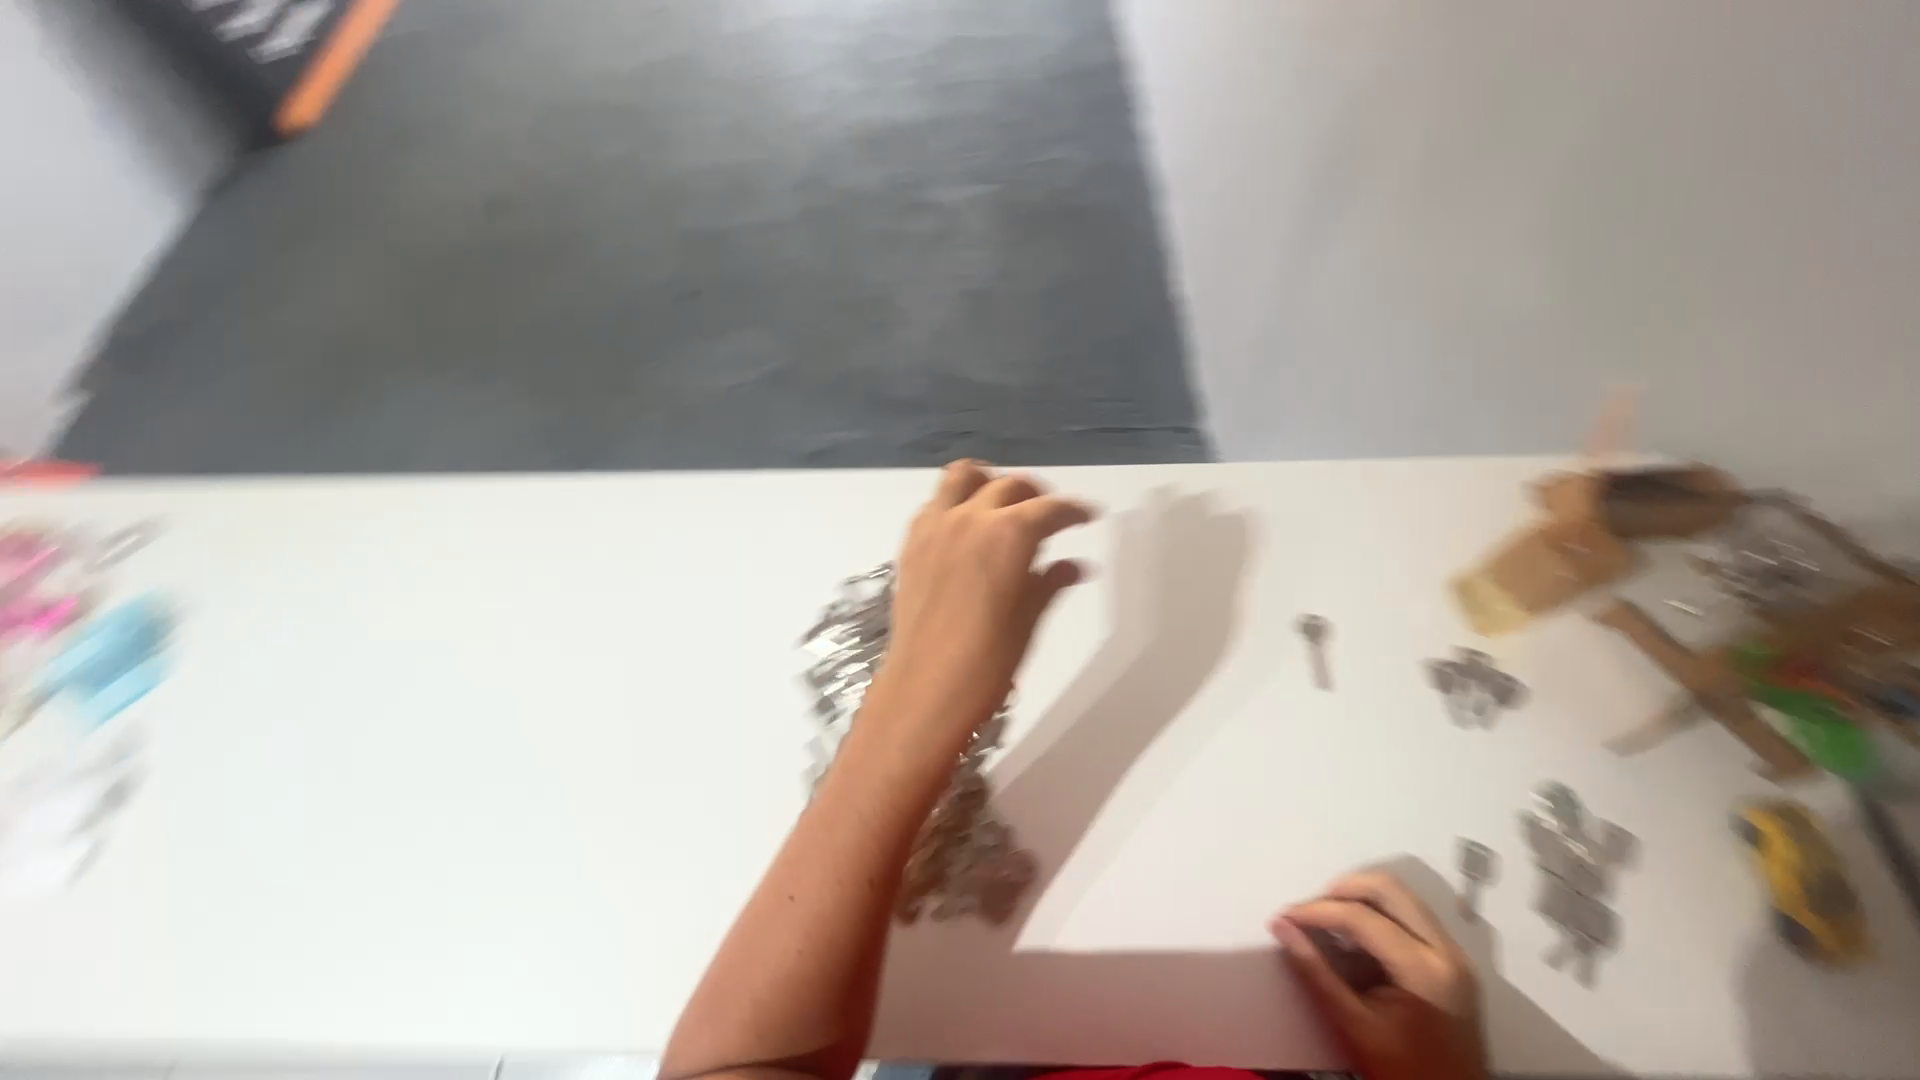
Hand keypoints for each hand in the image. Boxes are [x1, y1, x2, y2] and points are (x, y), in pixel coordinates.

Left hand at [866, 461, 1096, 747]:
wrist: (925, 688)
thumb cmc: (988, 662)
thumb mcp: (1029, 621)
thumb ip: (1050, 582)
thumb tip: (1075, 566)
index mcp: (1010, 534)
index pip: (1051, 509)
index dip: (1074, 511)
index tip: (1086, 516)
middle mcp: (971, 518)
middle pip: (1010, 487)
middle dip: (1037, 496)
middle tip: (1050, 516)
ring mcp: (935, 526)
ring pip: (964, 476)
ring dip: (989, 482)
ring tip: (1003, 503)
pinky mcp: (911, 542)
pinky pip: (935, 503)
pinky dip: (955, 502)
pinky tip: (965, 527)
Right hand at [1270, 871, 1488, 1079]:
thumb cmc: (1403, 1072)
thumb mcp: (1354, 1024)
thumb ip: (1316, 972)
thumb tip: (1280, 926)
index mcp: (1424, 970)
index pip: (1362, 917)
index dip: (1317, 911)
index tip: (1285, 917)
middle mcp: (1446, 951)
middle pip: (1389, 889)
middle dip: (1342, 890)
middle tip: (1310, 911)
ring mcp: (1454, 955)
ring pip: (1401, 898)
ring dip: (1360, 899)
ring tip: (1328, 922)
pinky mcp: (1451, 962)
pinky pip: (1411, 917)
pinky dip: (1378, 915)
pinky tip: (1355, 940)